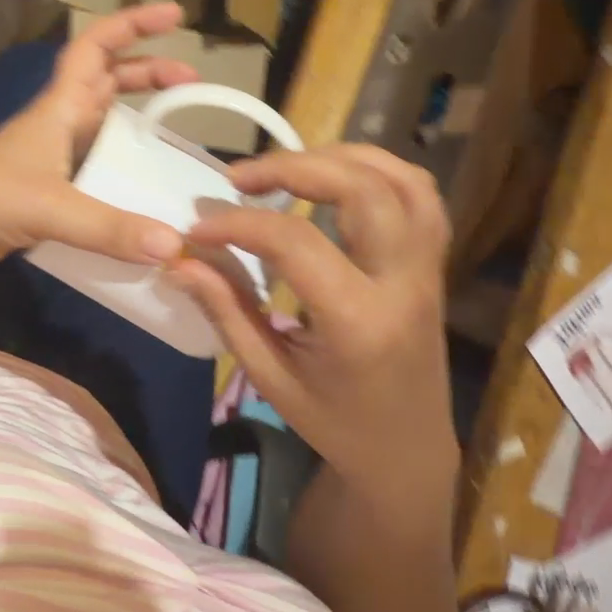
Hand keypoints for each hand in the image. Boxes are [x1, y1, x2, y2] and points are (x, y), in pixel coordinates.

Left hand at [0, 3, 200, 266]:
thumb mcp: (50, 210)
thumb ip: (109, 227)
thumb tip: (173, 244)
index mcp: (59, 107)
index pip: (96, 46)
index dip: (134, 24)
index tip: (176, 16)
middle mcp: (60, 120)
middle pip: (108, 78)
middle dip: (149, 71)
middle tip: (192, 82)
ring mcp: (55, 151)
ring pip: (104, 118)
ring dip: (138, 114)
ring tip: (176, 130)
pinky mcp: (52, 182)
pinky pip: (97, 158)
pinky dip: (123, 159)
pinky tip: (144, 183)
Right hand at [165, 145, 458, 511]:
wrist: (407, 452)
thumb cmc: (334, 423)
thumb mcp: (269, 377)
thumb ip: (226, 311)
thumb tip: (179, 260)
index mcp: (358, 322)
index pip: (295, 241)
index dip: (239, 223)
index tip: (197, 227)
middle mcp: (403, 284)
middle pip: (362, 190)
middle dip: (294, 167)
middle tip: (240, 178)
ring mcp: (427, 271)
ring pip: (402, 181)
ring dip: (342, 158)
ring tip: (287, 166)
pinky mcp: (432, 265)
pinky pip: (421, 198)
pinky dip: (378, 171)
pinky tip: (335, 177)